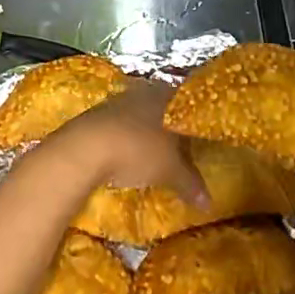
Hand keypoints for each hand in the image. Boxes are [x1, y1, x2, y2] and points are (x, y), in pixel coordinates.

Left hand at [44, 81, 208, 206]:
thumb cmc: (138, 150)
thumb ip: (190, 183)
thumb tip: (209, 203)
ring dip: (148, 128)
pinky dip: (128, 134)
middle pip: (166, 106)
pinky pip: (122, 121)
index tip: (202, 136)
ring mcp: (121, 98)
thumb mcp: (170, 171)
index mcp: (169, 95)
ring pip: (142, 111)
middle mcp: (147, 90)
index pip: (190, 103)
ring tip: (154, 150)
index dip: (196, 120)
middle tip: (180, 145)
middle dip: (172, 125)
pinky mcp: (99, 111)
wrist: (86, 147)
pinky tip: (128, 150)